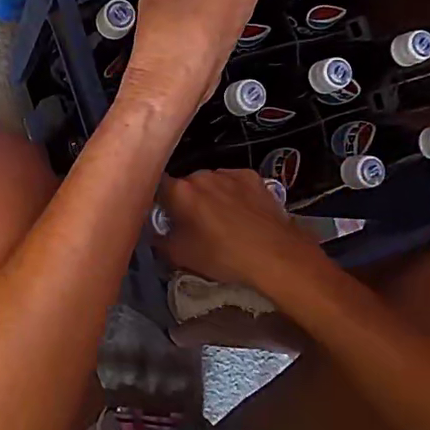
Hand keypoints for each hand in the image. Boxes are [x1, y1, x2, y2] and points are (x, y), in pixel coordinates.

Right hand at [157, 168, 322, 288]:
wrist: (276, 255)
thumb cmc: (223, 256)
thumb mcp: (179, 256)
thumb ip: (158, 240)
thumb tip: (153, 232)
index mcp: (179, 191)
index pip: (156, 185)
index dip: (156, 199)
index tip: (160, 213)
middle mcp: (202, 175)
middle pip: (184, 184)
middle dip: (184, 199)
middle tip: (191, 222)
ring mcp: (229, 173)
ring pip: (209, 181)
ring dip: (209, 195)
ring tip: (220, 218)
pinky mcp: (253, 177)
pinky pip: (232, 181)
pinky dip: (231, 192)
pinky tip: (240, 211)